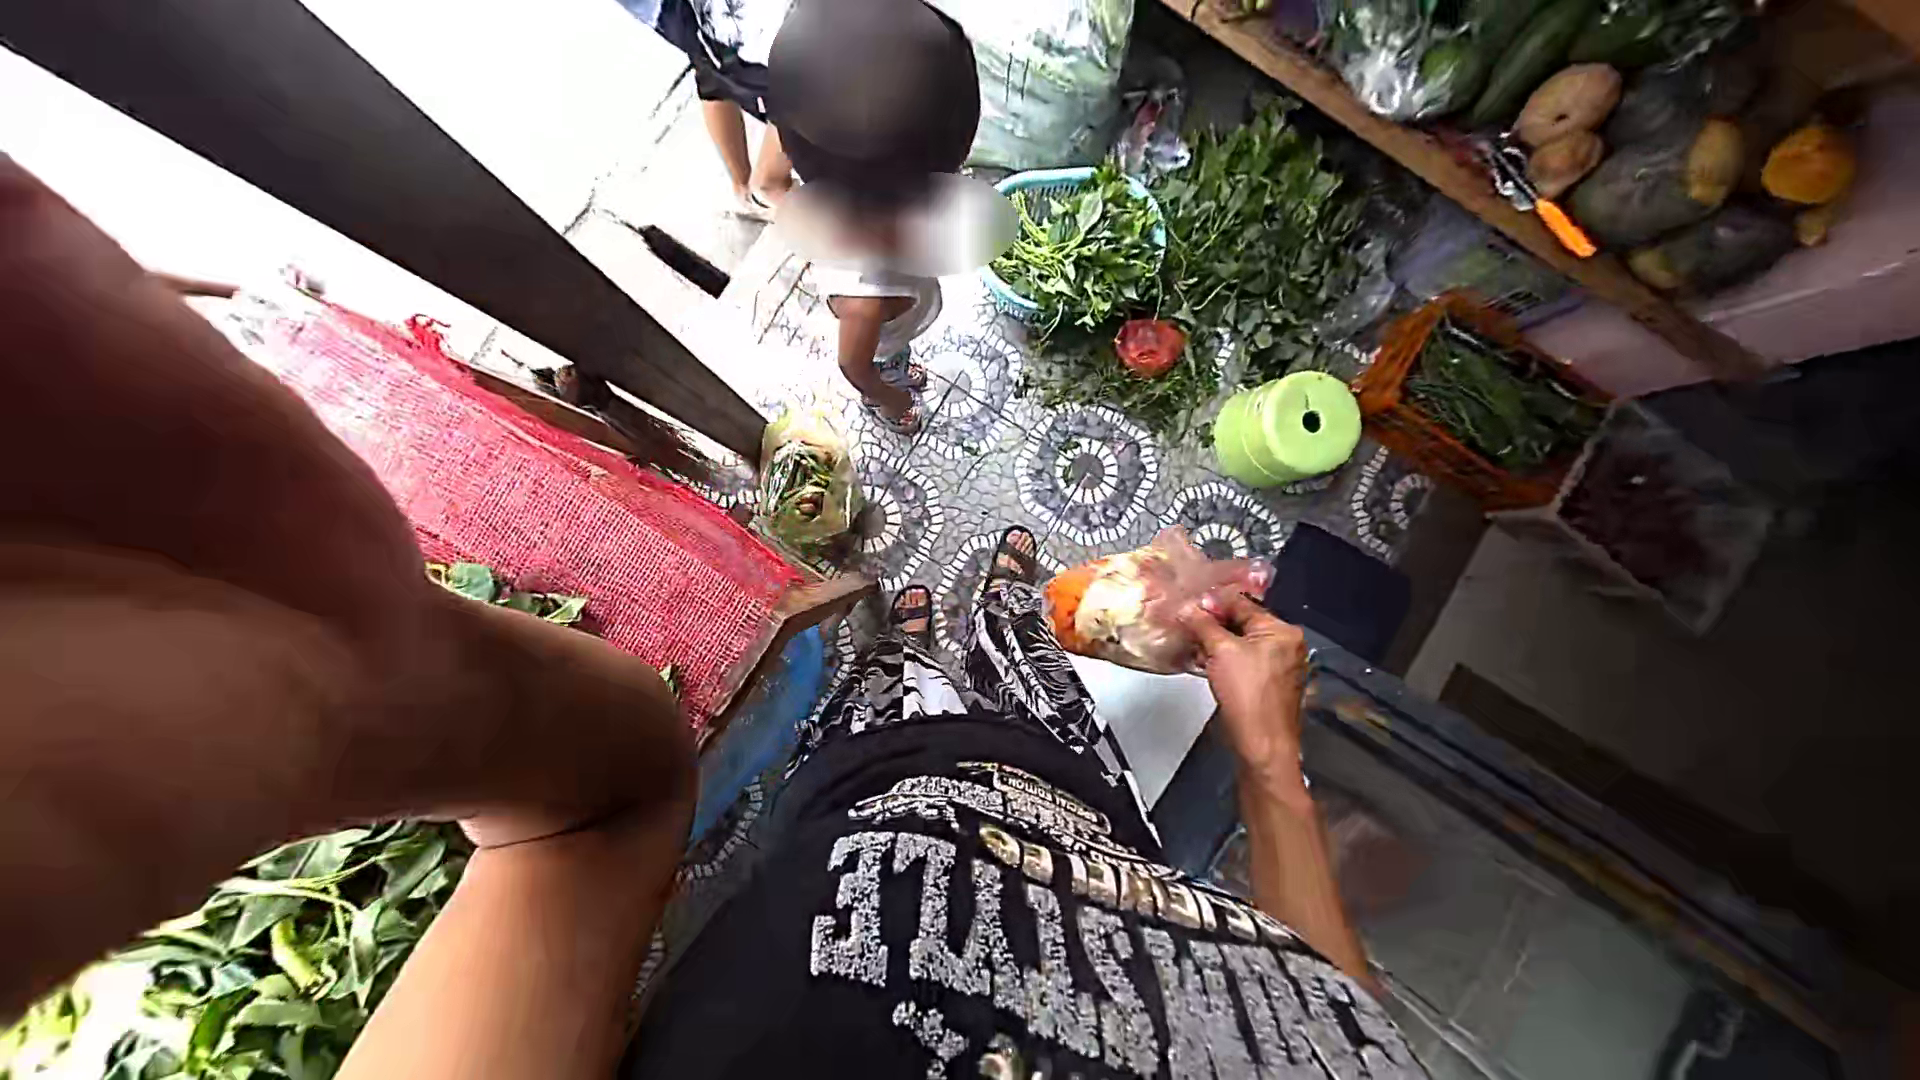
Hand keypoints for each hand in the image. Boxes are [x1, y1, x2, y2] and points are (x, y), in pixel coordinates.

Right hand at [1179, 591, 1308, 780]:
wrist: (1260, 743)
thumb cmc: (1249, 697)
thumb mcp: (1220, 651)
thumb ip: (1203, 624)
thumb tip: (1188, 609)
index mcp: (1282, 632)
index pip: (1243, 604)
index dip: (1214, 603)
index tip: (1190, 604)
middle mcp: (1285, 646)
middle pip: (1241, 622)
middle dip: (1212, 623)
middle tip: (1187, 622)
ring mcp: (1276, 665)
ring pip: (1239, 642)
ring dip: (1214, 641)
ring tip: (1192, 641)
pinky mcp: (1265, 682)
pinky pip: (1240, 660)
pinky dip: (1222, 658)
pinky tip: (1203, 660)